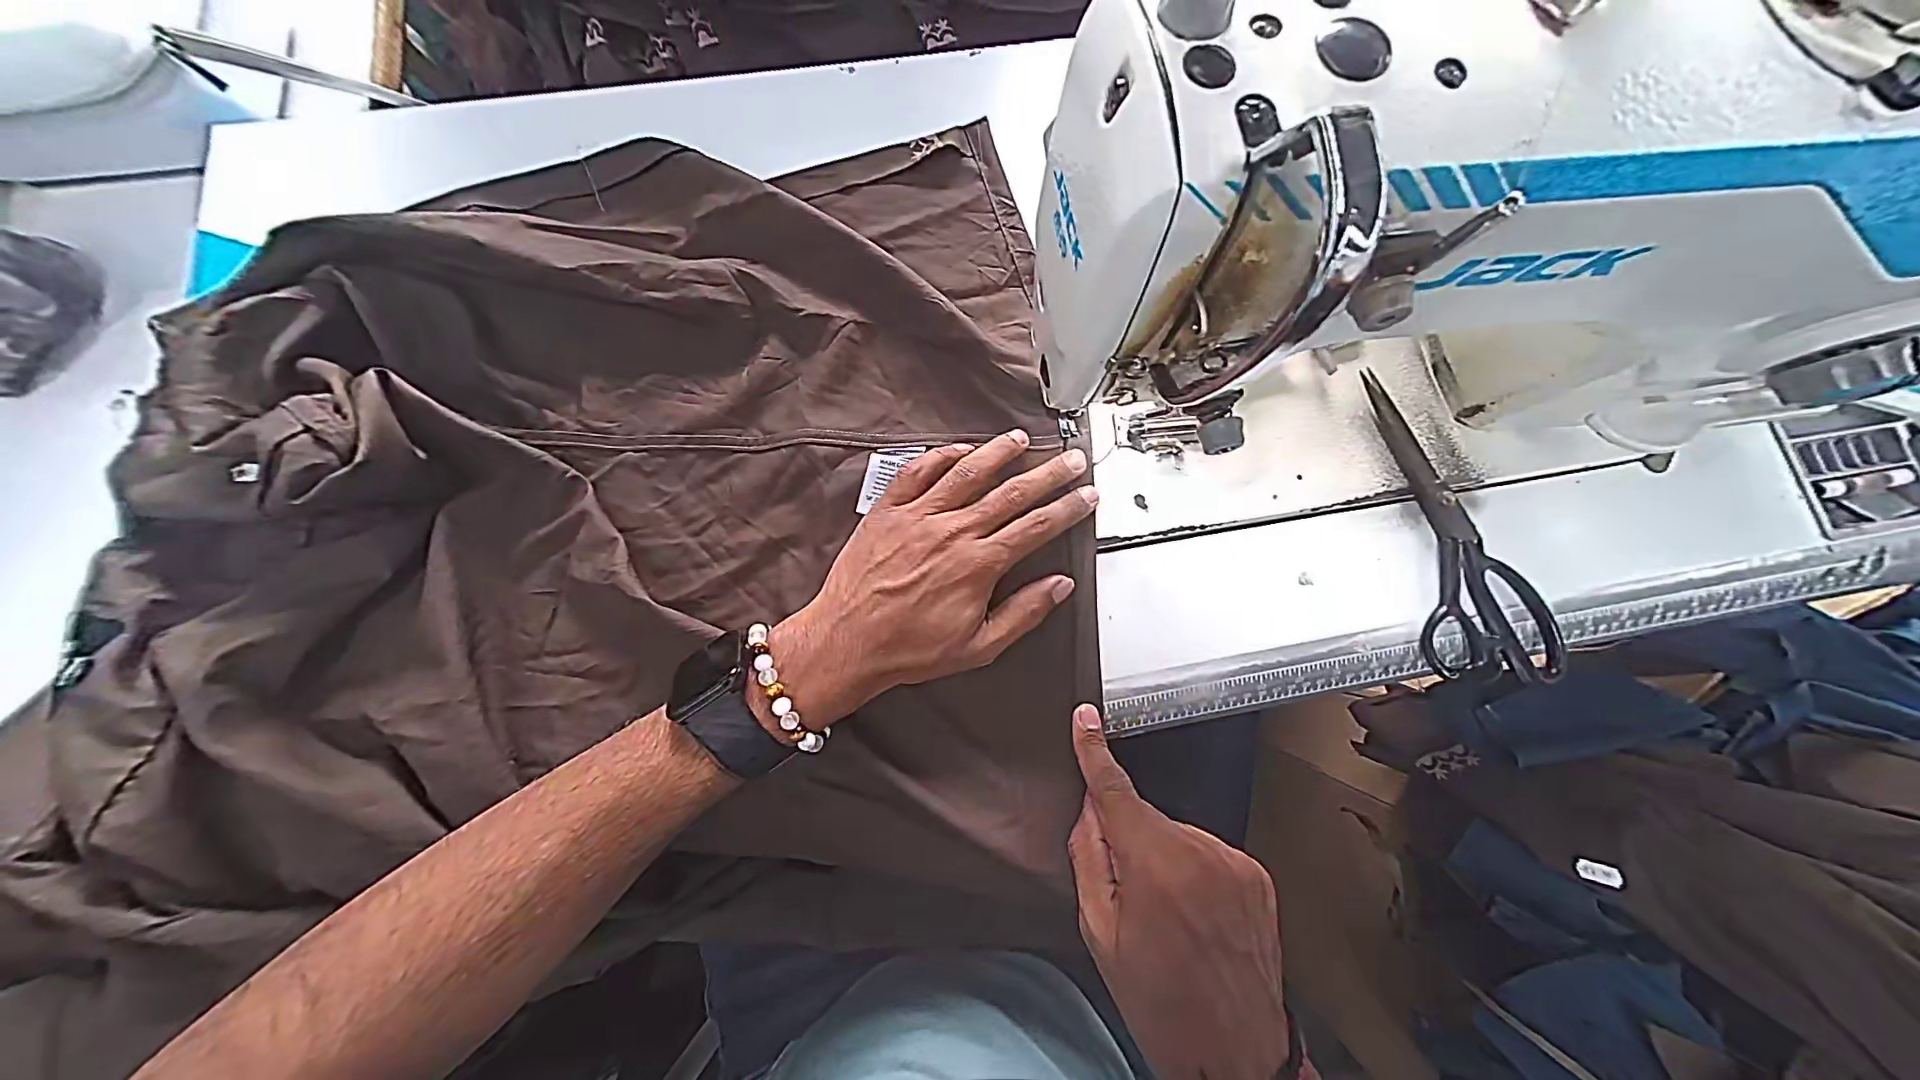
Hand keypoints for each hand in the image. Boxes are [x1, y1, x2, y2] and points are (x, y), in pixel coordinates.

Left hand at [763, 429, 1097, 730]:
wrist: (847, 641)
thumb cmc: (906, 648)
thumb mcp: (978, 646)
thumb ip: (1024, 613)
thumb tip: (1057, 588)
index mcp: (977, 565)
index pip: (1036, 526)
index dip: (1067, 508)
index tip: (1085, 496)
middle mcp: (951, 532)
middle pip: (1012, 492)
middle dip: (1049, 472)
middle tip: (1070, 460)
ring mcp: (918, 517)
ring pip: (968, 471)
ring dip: (999, 452)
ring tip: (1021, 439)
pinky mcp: (889, 511)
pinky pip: (918, 471)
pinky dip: (942, 455)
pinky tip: (958, 450)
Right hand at [1068, 704, 1301, 1079]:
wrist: (1235, 1054)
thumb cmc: (1164, 1005)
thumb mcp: (1100, 932)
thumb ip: (1088, 857)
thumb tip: (1089, 811)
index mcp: (1154, 866)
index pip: (1114, 790)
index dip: (1094, 752)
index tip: (1085, 721)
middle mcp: (1200, 853)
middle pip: (1143, 815)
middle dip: (1127, 839)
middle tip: (1129, 896)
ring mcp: (1232, 861)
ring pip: (1175, 832)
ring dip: (1163, 858)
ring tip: (1170, 916)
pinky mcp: (1254, 872)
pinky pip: (1205, 849)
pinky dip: (1192, 870)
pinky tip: (1195, 915)